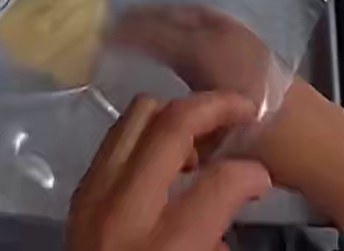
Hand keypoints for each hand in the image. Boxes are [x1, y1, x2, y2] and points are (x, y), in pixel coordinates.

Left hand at [68, 92, 270, 250]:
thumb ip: (215, 237)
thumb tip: (235, 194)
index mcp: (161, 250)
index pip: (217, 184)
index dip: (250, 173)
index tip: (262, 176)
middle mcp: (122, 211)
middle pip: (174, 123)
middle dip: (218, 107)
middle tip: (244, 113)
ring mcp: (94, 196)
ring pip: (142, 112)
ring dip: (179, 114)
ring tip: (201, 140)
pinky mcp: (81, 192)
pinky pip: (120, 134)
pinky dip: (150, 131)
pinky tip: (169, 156)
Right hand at [112, 4, 335, 192]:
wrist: (313, 137)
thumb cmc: (259, 142)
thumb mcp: (207, 140)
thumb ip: (177, 117)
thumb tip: (153, 107)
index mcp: (206, 53)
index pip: (158, 34)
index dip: (131, 32)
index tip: (107, 33)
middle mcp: (221, 34)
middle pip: (176, 15)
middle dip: (147, 16)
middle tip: (119, 22)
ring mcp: (239, 32)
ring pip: (194, 13)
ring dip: (168, 14)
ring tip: (144, 22)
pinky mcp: (251, 39)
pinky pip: (211, 18)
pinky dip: (190, 17)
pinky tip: (183, 27)